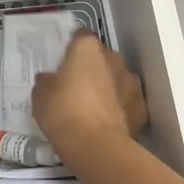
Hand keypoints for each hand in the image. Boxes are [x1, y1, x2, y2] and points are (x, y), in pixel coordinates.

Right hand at [32, 31, 147, 164]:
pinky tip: (109, 122)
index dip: (73, 49)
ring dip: (109, 87)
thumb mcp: (40, 95)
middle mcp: (114, 59)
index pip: (81, 37)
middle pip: (102, 57)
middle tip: (77, 87)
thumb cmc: (63, 112)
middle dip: (92, 68)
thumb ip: (46, 81)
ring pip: (118, 78)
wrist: (95, 146)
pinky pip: (128, 101)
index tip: (65, 62)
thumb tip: (50, 79)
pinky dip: (121, 108)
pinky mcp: (142, 106)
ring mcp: (132, 82)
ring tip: (94, 107)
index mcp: (88, 49)